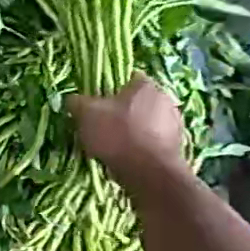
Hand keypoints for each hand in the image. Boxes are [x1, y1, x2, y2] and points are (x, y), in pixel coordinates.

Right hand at [65, 74, 187, 185]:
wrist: (149, 172)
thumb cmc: (117, 134)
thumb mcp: (85, 113)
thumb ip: (76, 101)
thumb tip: (72, 99)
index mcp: (145, 85)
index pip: (126, 77)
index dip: (108, 89)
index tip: (95, 102)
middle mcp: (166, 99)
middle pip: (136, 100)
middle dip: (120, 110)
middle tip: (100, 123)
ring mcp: (175, 123)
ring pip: (145, 120)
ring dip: (131, 128)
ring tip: (111, 144)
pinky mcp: (177, 145)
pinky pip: (152, 139)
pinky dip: (140, 144)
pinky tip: (126, 155)